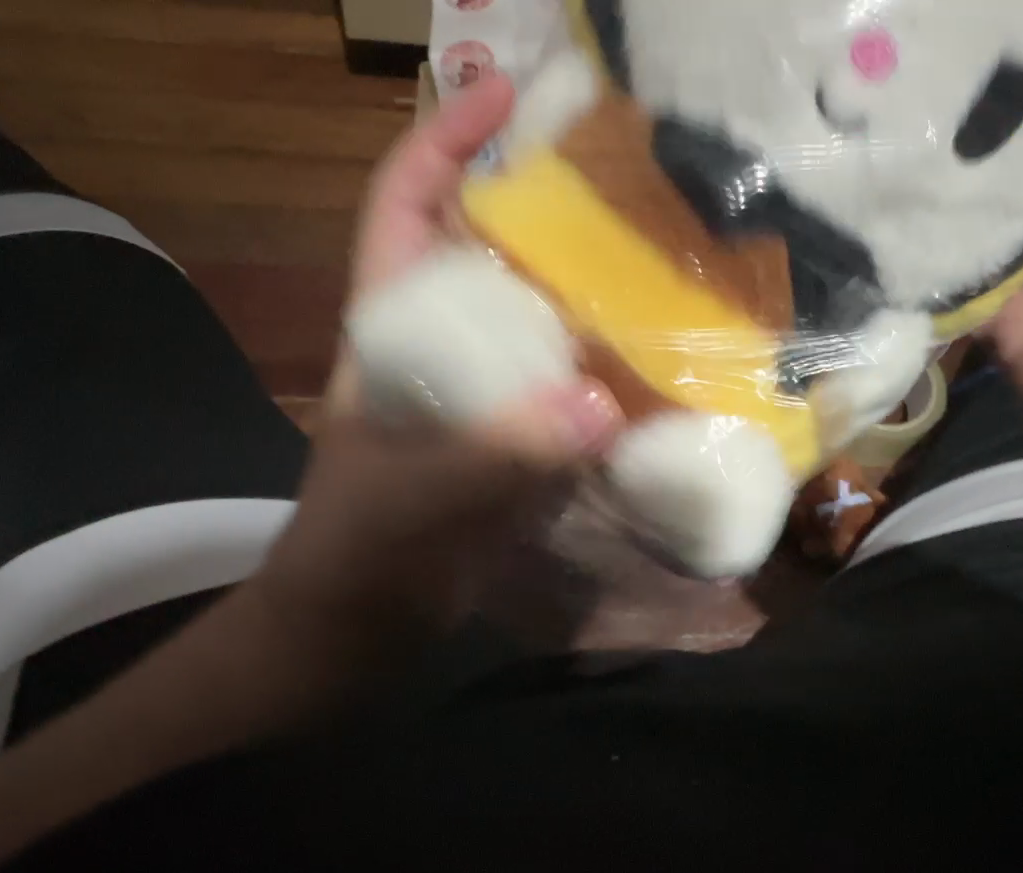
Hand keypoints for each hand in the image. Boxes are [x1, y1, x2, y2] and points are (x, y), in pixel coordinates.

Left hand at [252, 74, 621, 670]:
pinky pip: (568, 399)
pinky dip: (609, 388)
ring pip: (540, 331)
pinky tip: (660, 381)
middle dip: (548, 218)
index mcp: (390, 332)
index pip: (406, 210)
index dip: (444, 141)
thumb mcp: (414, 495)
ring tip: (662, 278)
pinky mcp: (513, 448)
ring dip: (591, 306)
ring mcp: (481, 401)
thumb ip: (499, 451)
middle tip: (626, 195)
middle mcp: (440, 352)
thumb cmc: (360, 550)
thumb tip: (602, 406)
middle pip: (492, 260)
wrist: (360, 627)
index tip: (504, 94)